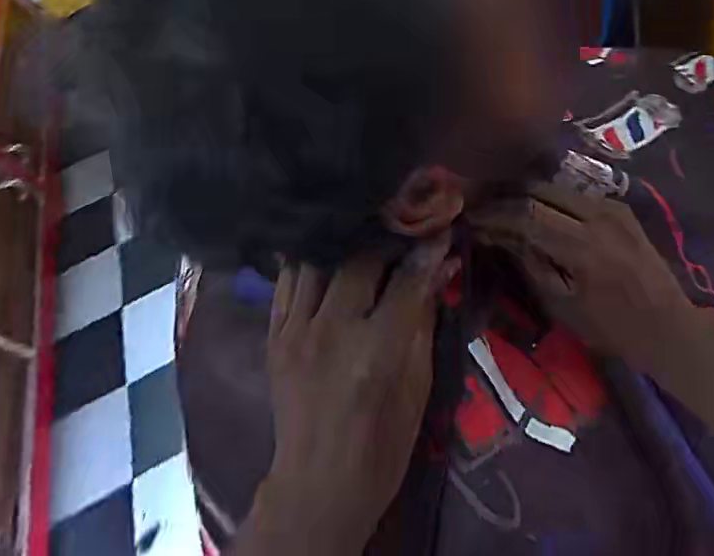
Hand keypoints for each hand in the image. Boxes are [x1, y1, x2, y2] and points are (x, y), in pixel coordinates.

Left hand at [240, 238, 452, 554]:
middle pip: (360, 260)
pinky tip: (324, 249)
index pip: (406, 281)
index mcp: (376, 352)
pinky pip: (288, 280)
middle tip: (402, 231)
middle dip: (386, 240)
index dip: (427, 251)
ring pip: (318, 260)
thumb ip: (424, 319)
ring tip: (363, 232)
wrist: (318, 484)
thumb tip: (440, 266)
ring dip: (345, 242)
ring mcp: (296, 331)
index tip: (439, 228)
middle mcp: (332, 332)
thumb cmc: (382, 445)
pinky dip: (308, 261)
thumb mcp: (418, 386)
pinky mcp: (273, 335)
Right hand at [469, 183, 694, 377]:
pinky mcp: (619, 207)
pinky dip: (549, 198)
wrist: (672, 329)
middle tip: (482, 205)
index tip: (472, 217)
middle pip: (538, 191)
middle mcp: (598, 216)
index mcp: (584, 246)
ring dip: (526, 194)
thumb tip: (498, 235)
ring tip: (503, 205)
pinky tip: (536, 209)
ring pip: (555, 187)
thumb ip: (530, 263)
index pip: (526, 214)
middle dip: (506, 197)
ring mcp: (611, 207)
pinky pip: (574, 195)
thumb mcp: (563, 305)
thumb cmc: (614, 328)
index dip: (495, 214)